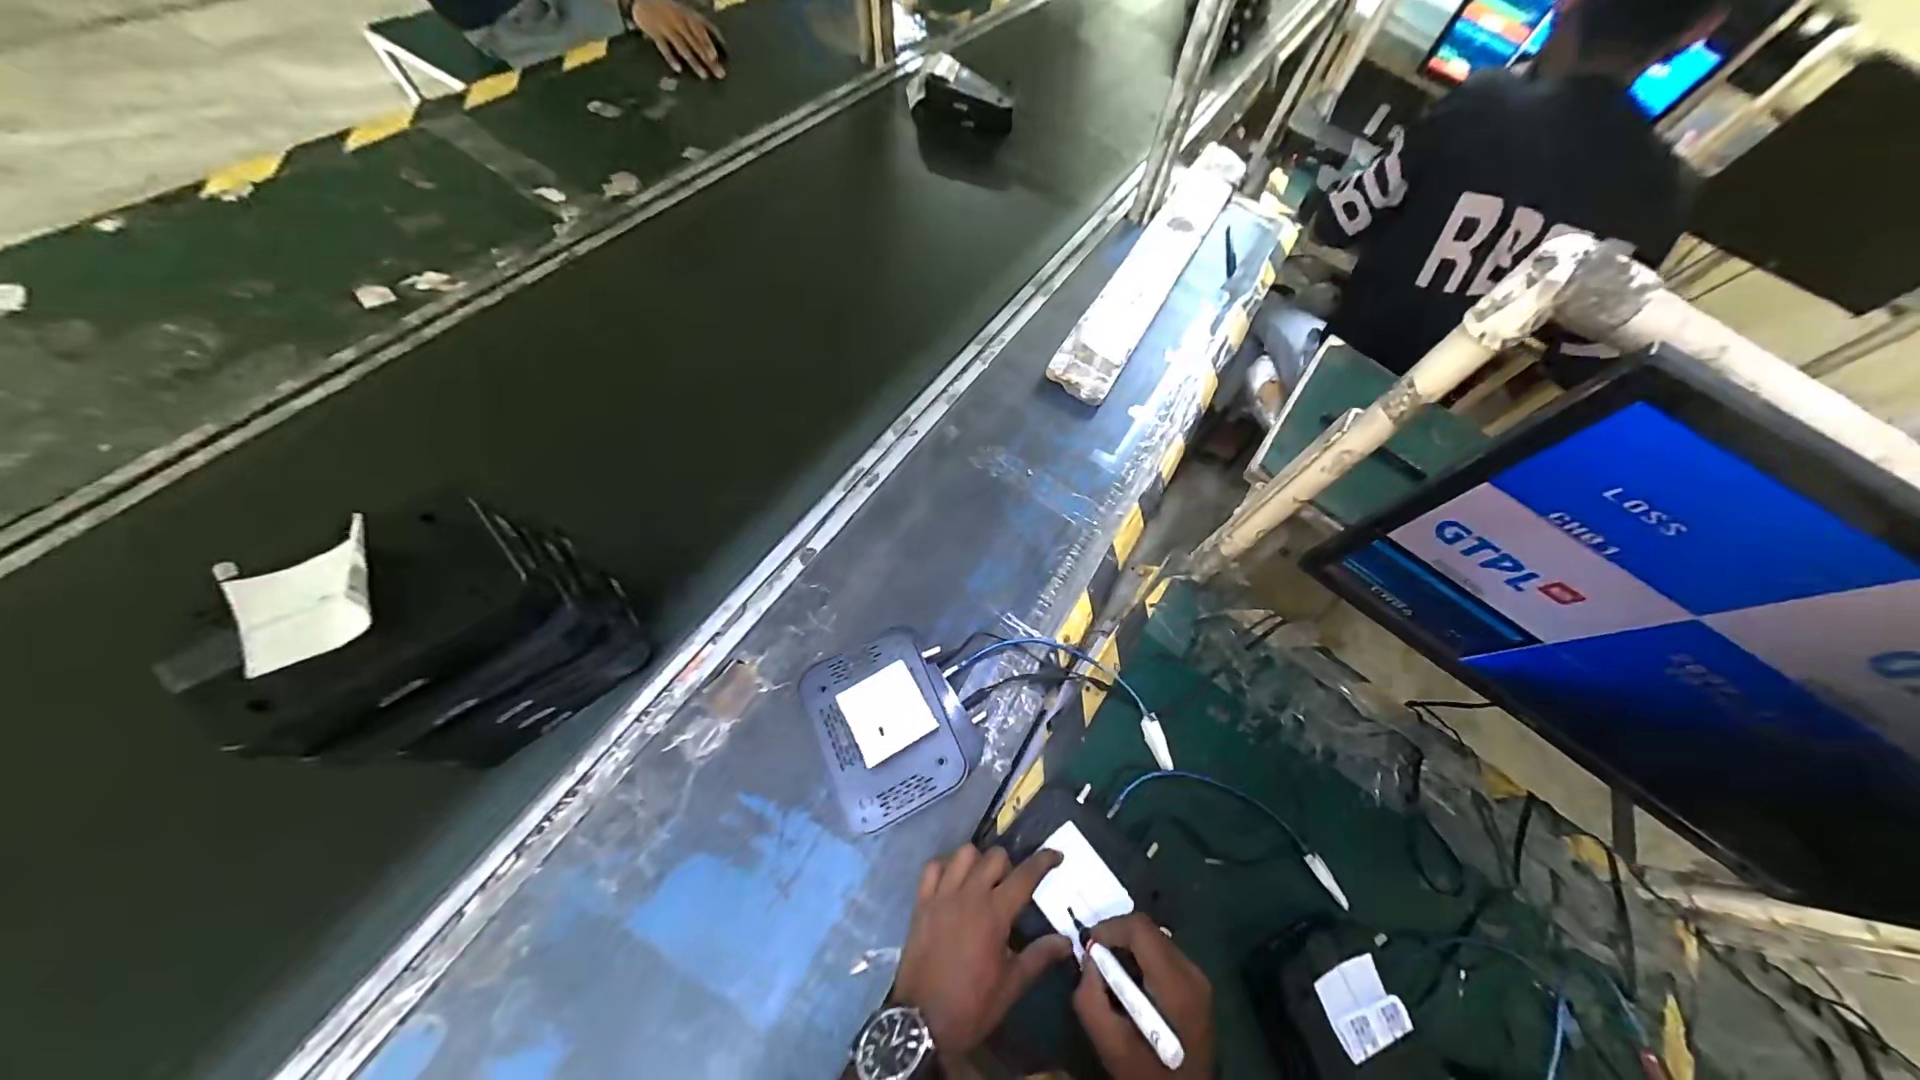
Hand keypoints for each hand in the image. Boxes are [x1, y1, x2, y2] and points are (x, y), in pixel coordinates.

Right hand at [630, 0, 725, 78]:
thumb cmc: (671, 10)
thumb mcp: (687, 12)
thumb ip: (704, 25)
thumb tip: (723, 43)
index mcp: (688, 15)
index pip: (701, 30)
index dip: (708, 42)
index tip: (716, 56)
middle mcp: (679, 21)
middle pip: (696, 42)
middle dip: (708, 59)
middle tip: (719, 74)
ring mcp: (667, 27)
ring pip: (683, 47)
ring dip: (694, 61)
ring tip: (704, 75)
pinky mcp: (654, 32)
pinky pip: (664, 47)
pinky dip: (671, 58)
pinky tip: (678, 69)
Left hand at [893, 845, 1072, 1059]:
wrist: (921, 1022)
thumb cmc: (971, 1005)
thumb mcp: (1011, 985)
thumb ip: (1039, 956)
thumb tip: (1065, 940)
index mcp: (994, 913)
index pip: (1024, 875)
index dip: (1043, 861)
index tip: (1056, 855)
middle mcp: (968, 895)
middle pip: (994, 857)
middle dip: (1010, 864)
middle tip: (1013, 886)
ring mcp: (941, 896)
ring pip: (963, 854)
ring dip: (978, 861)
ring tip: (983, 881)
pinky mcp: (921, 903)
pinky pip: (932, 868)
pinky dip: (945, 867)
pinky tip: (953, 882)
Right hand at [1072, 914, 1213, 1079]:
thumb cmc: (1149, 1076)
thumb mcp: (1109, 1044)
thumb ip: (1090, 997)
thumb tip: (1088, 959)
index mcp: (1176, 986)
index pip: (1140, 928)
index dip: (1109, 927)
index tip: (1088, 946)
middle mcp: (1192, 973)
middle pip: (1148, 929)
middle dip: (1116, 936)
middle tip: (1094, 958)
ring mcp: (1199, 979)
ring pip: (1155, 938)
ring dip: (1127, 946)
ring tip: (1110, 972)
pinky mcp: (1198, 986)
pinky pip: (1163, 953)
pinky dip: (1141, 958)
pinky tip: (1130, 983)